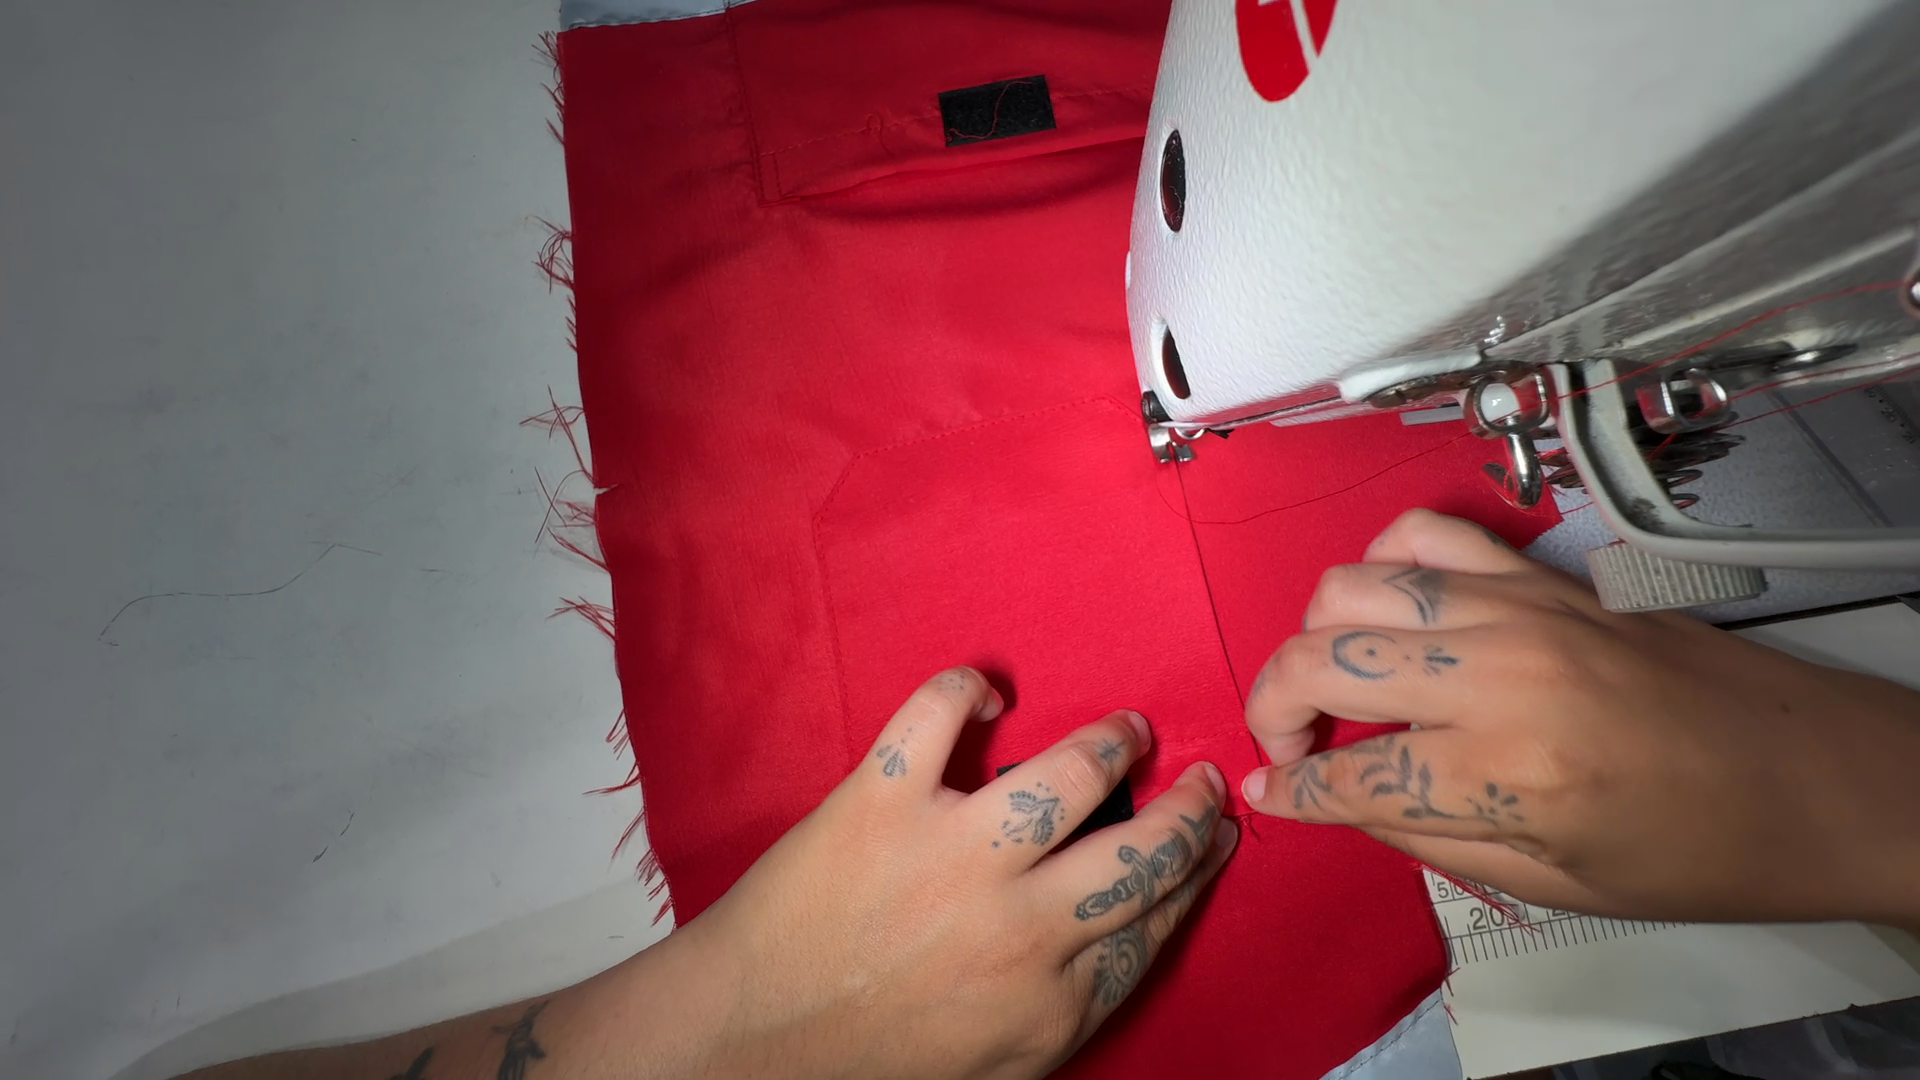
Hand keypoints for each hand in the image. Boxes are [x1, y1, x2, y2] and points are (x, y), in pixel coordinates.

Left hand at [659, 668, 1236, 1078]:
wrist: (748, 1050)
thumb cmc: (872, 1060)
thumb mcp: (1001, 1058)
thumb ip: (1068, 995)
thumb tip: (1119, 923)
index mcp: (1051, 997)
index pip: (1156, 918)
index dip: (1195, 873)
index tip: (1213, 838)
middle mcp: (1018, 924)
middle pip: (1141, 853)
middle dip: (1188, 812)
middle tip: (1201, 779)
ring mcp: (950, 853)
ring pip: (1067, 773)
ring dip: (1110, 743)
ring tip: (1126, 729)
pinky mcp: (881, 801)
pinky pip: (935, 716)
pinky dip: (965, 688)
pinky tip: (987, 693)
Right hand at [1237, 509, 1919, 924]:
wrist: (1827, 777)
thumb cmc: (1700, 848)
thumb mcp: (1551, 881)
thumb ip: (1413, 833)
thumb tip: (1319, 799)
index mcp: (1510, 773)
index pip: (1348, 776)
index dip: (1290, 789)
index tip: (1267, 789)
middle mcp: (1499, 675)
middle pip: (1319, 665)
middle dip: (1271, 709)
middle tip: (1285, 738)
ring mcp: (1514, 607)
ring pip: (1346, 591)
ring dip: (1312, 639)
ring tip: (1331, 675)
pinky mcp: (1532, 574)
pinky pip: (1417, 534)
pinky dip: (1378, 563)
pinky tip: (1386, 608)